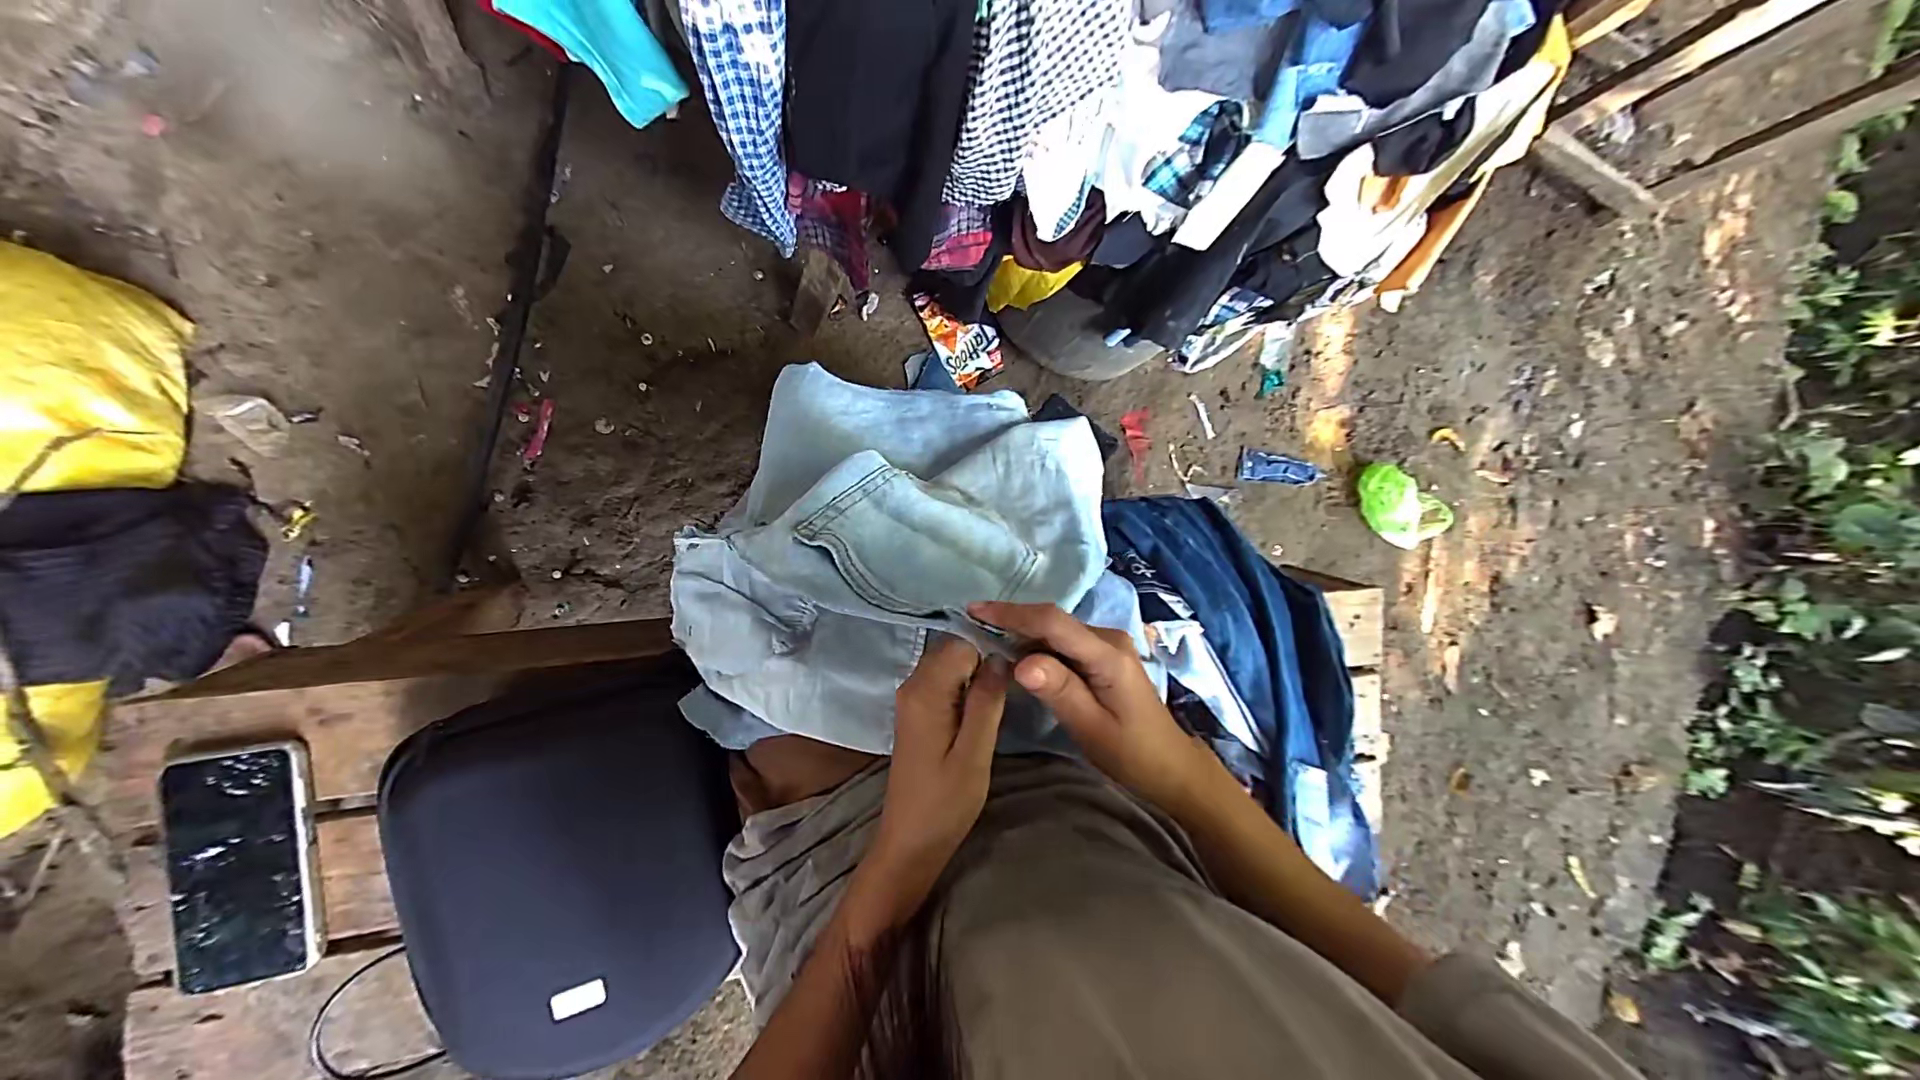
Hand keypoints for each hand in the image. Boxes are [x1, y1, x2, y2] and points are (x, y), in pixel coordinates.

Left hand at [853, 635, 1007, 933]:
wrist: (910, 840)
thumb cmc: (945, 803)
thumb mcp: (975, 753)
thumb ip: (986, 701)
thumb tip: (1001, 656)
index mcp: (924, 691)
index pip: (962, 642)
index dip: (993, 644)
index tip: (1024, 656)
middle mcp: (912, 685)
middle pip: (954, 647)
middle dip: (987, 652)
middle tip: (1021, 669)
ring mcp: (912, 697)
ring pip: (950, 661)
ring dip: (979, 667)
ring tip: (1011, 682)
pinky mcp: (917, 710)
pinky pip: (944, 679)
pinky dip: (967, 681)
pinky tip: (988, 697)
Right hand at [969, 602, 1224, 814]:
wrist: (1172, 768)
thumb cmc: (1133, 754)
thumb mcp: (1092, 728)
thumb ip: (1059, 691)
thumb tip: (1020, 662)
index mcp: (1108, 655)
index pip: (1052, 622)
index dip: (1012, 614)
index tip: (975, 612)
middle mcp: (1108, 639)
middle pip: (1052, 621)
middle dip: (1010, 621)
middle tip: (971, 628)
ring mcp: (1107, 645)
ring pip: (1055, 631)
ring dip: (1021, 634)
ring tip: (984, 640)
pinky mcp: (1102, 656)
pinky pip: (1063, 643)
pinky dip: (1036, 646)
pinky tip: (1014, 656)